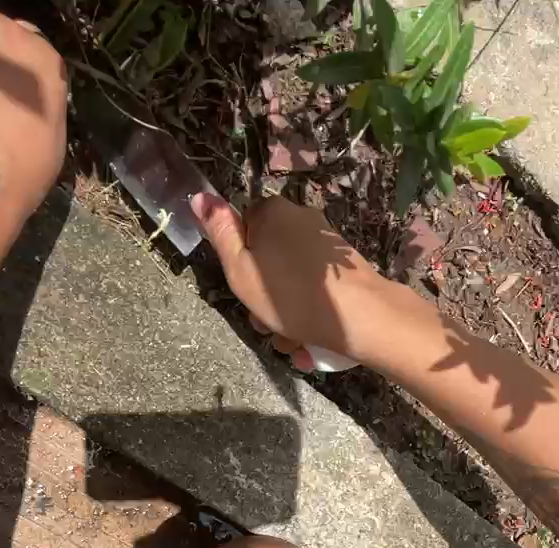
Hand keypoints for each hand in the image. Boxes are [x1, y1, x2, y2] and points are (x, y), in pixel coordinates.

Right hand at [191, 193, 427, 371]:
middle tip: (268, 322)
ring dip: (286, 313)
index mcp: (272, 213)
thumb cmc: (290, 297)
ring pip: (291, 281)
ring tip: (292, 339)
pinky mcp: (344, 269)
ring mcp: (325, 244)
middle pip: (268, 260)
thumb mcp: (241, 271)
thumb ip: (220, 234)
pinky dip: (308, 313)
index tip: (247, 293)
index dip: (240, 266)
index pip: (242, 232)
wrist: (359, 317)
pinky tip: (310, 338)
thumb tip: (200, 196)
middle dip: (264, 296)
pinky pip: (314, 290)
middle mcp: (301, 219)